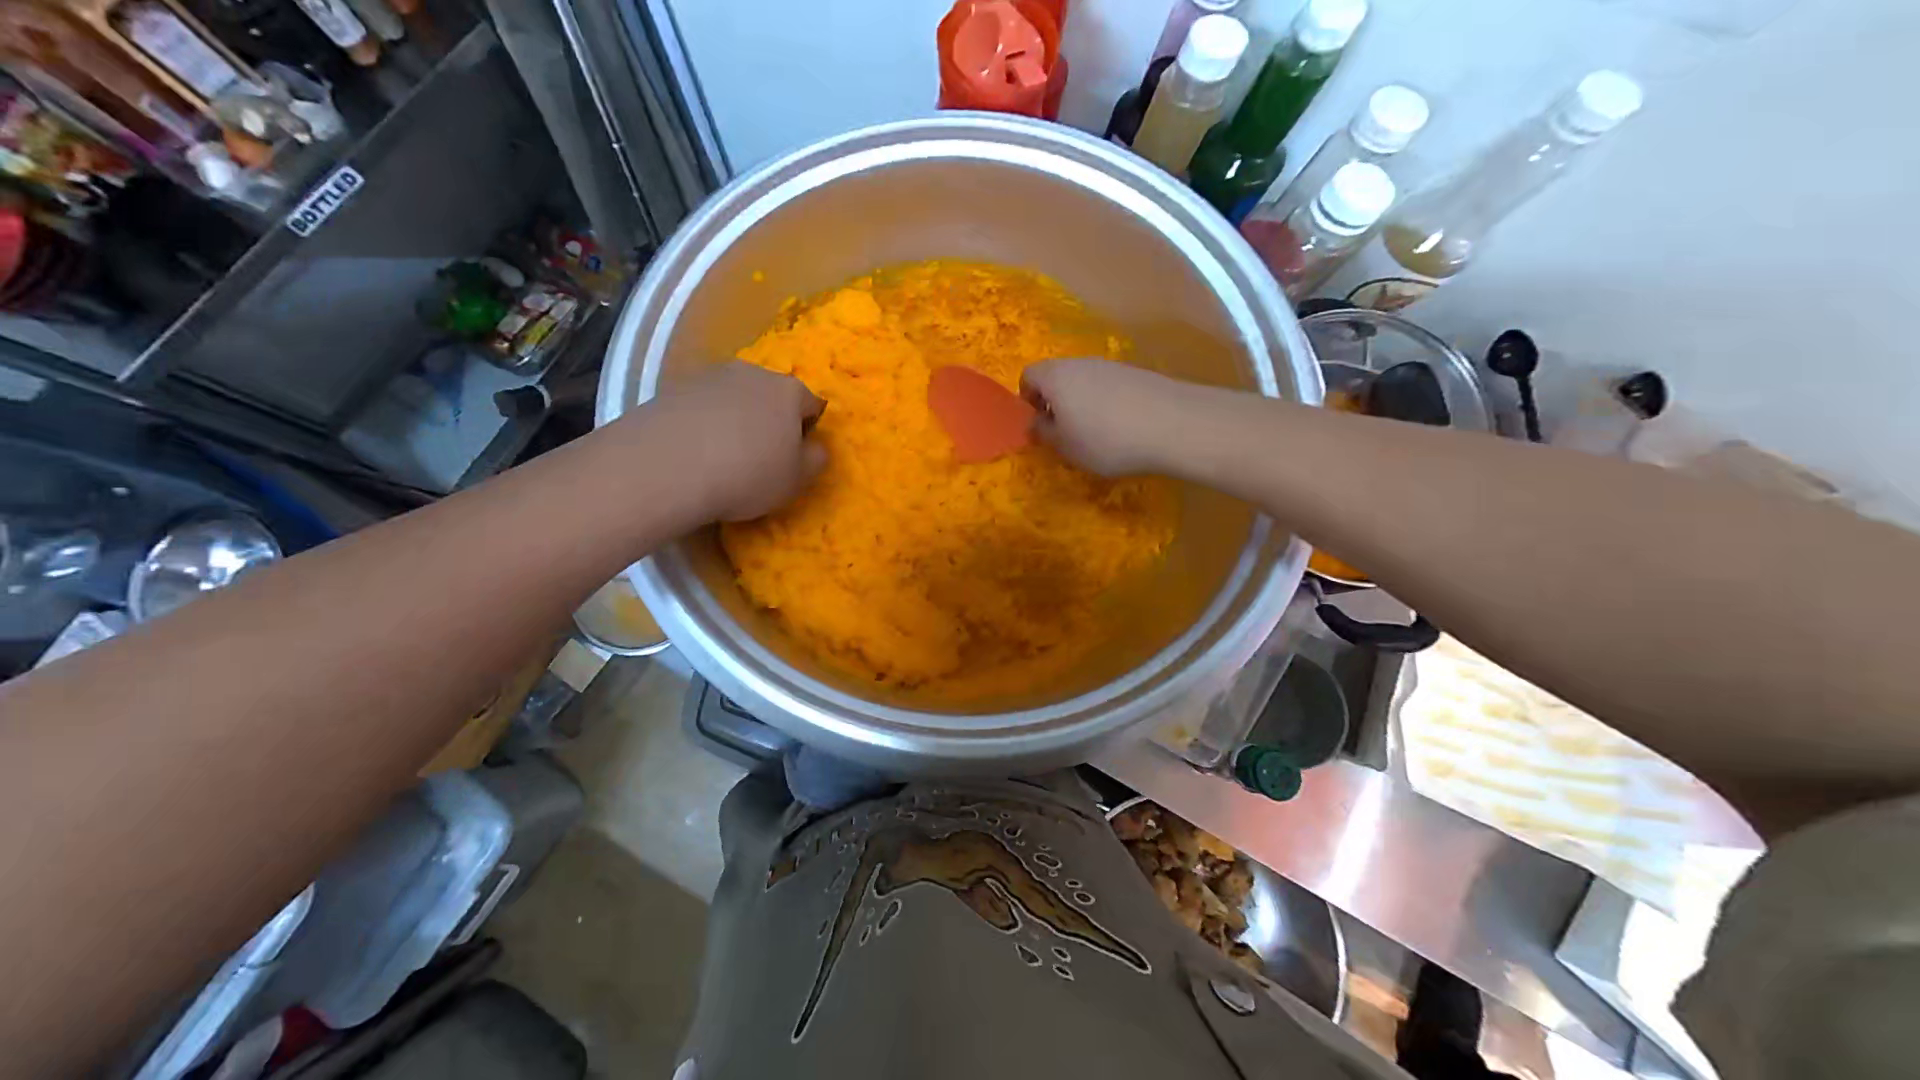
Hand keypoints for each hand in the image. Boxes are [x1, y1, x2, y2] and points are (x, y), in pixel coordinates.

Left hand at [644, 361, 826, 520]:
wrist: (666, 466)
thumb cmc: (748, 474)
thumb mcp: (796, 479)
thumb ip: (814, 459)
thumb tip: (814, 446)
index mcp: (789, 391)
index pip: (812, 404)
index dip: (808, 431)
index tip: (796, 457)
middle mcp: (752, 373)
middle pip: (771, 396)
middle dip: (770, 421)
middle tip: (761, 459)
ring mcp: (709, 377)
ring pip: (734, 400)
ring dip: (735, 422)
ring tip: (723, 459)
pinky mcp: (673, 390)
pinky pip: (701, 408)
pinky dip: (704, 425)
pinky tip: (695, 455)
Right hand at [1021, 357, 1193, 476]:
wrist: (1175, 425)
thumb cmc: (1107, 439)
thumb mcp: (1066, 447)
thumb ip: (1043, 433)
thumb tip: (1036, 423)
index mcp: (1056, 376)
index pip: (1028, 376)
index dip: (1027, 401)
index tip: (1039, 426)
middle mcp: (1081, 363)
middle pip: (1058, 376)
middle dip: (1056, 403)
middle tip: (1065, 433)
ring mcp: (1112, 366)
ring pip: (1085, 381)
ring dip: (1083, 404)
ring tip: (1096, 435)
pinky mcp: (1137, 374)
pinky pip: (1110, 387)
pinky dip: (1108, 404)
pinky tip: (1123, 429)